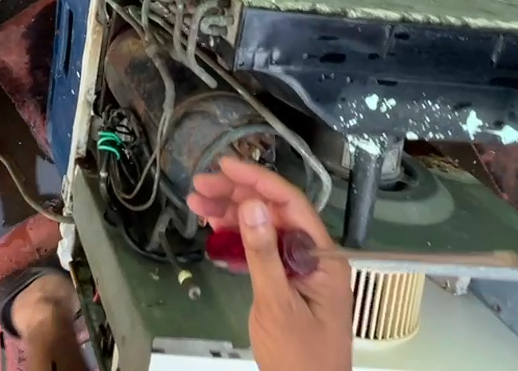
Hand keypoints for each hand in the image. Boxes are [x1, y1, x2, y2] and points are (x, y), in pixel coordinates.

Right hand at [188, 157, 352, 370]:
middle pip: (272, 209)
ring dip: (229, 210)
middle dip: (235, 193)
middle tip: (199, 186)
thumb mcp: (278, 305)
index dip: (257, 180)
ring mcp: (296, 267)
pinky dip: (233, 232)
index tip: (224, 167)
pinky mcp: (281, 280)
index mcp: (322, 257)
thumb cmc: (298, 358)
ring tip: (196, 202)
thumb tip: (251, 204)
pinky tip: (211, 224)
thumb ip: (264, 254)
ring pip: (261, 224)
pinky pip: (257, 244)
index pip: (290, 203)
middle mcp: (311, 255)